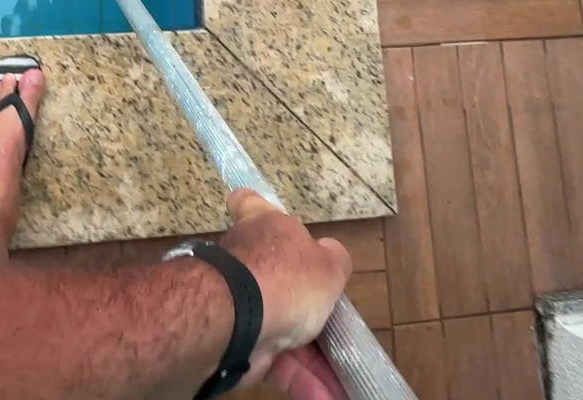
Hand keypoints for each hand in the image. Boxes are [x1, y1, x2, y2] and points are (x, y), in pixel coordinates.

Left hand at [216, 189, 351, 397]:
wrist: (238, 319)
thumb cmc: (285, 276)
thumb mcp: (327, 264)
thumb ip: (334, 259)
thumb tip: (332, 255)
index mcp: (264, 224)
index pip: (249, 202)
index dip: (255, 207)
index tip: (262, 216)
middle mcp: (249, 258)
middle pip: (278, 276)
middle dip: (308, 307)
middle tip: (338, 330)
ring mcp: (242, 301)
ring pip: (284, 327)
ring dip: (314, 357)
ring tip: (344, 381)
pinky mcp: (242, 342)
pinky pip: (278, 360)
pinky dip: (302, 378)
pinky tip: (328, 396)